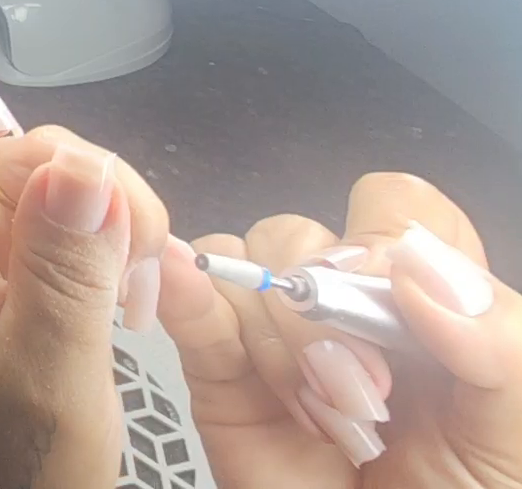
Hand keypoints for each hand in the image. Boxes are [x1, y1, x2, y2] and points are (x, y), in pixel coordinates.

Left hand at [0, 51, 169, 488]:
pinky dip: (114, 209)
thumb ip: (61, 279)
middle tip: (16, 138)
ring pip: (4, 143)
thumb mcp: (46, 390)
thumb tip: (77, 163)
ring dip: (84, 175)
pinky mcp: (30, 247)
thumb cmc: (8, 477)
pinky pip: (63, 188)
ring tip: (139, 277)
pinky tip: (147, 280)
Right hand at [157, 172, 521, 487]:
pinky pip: (179, 292)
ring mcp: (270, 329)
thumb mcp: (517, 451)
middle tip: (360, 393)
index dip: (387, 242)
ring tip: (315, 417)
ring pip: (238, 263)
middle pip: (301, 235)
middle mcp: (346, 308)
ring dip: (275, 341)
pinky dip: (183, 292)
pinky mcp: (209, 354)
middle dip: (323, 312)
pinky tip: (205, 318)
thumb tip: (416, 264)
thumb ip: (502, 351)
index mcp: (434, 315)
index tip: (400, 314)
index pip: (399, 214)